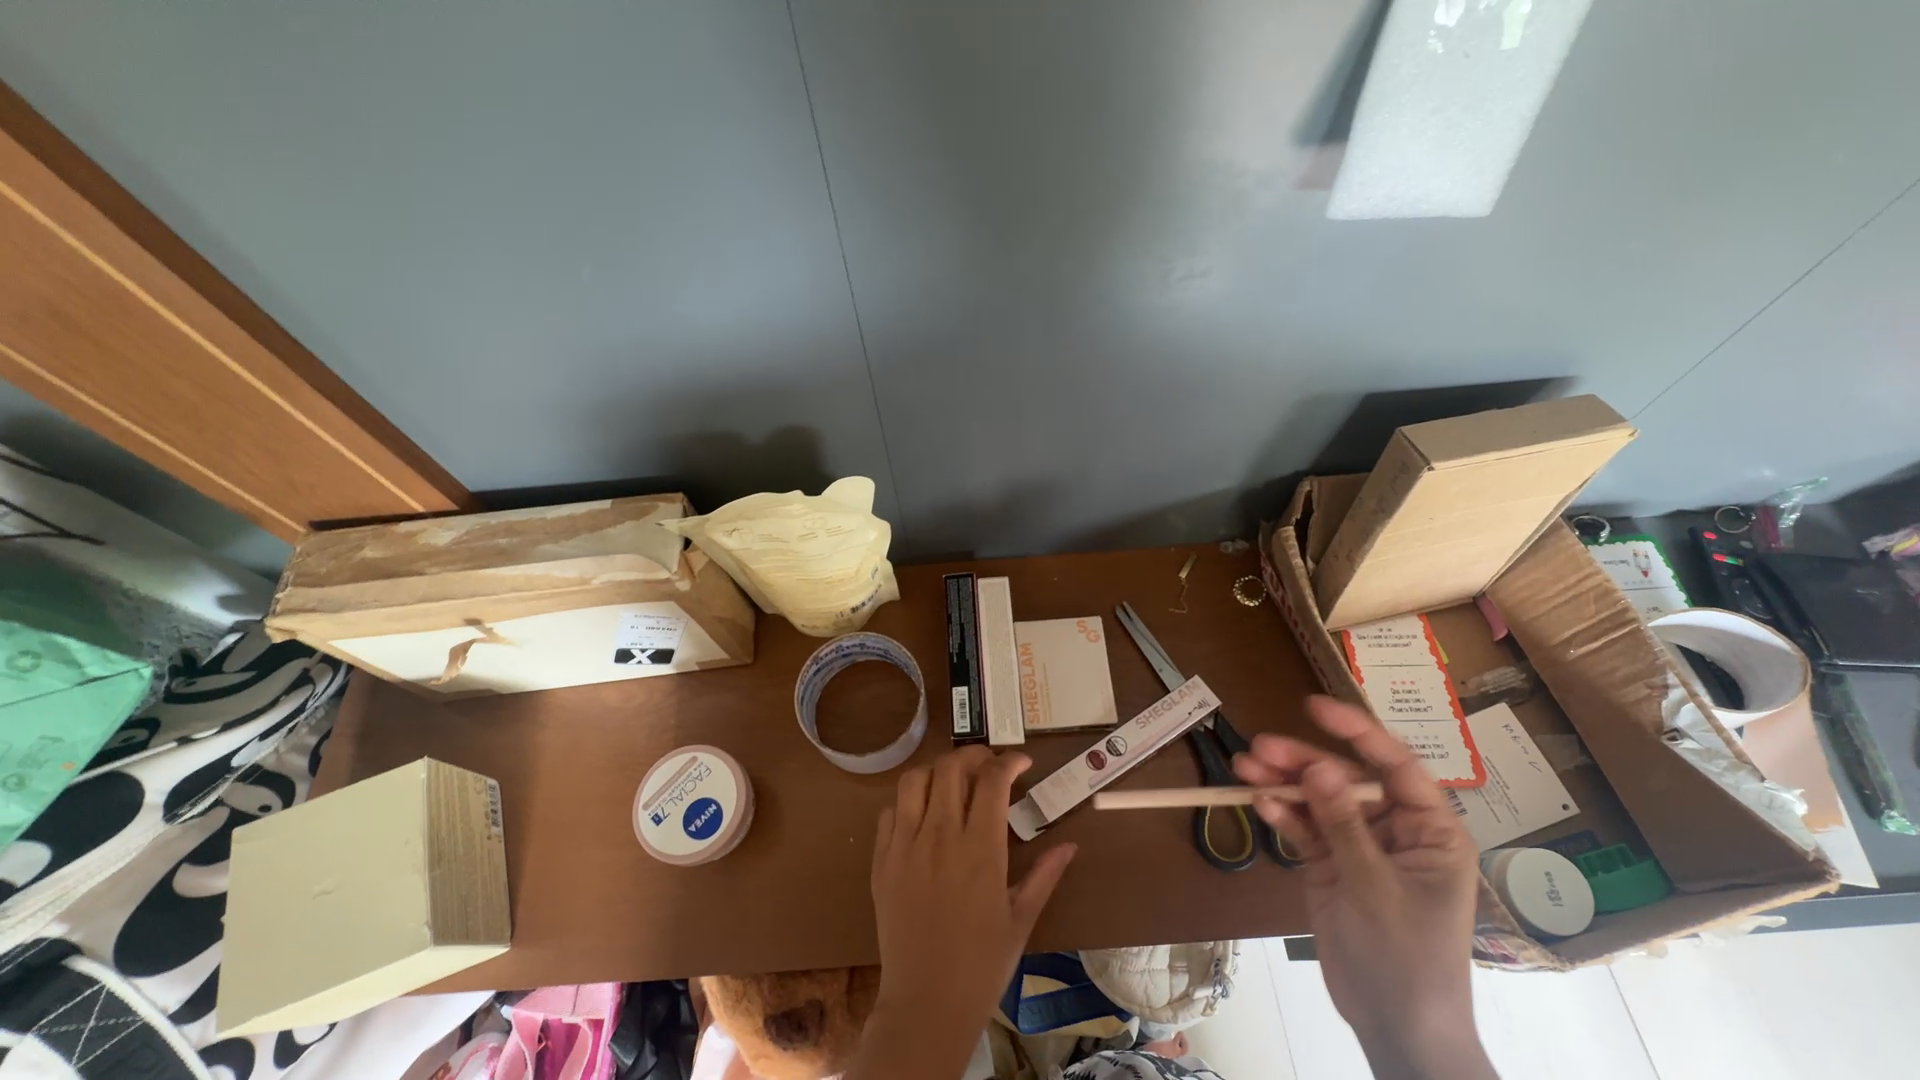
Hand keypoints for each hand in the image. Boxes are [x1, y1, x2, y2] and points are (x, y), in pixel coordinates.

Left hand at [852, 746, 1077, 1079]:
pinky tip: (923, 816)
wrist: (927, 1001)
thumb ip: (1045, 874)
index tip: (1021, 763)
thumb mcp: (1021, 918)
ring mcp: (905, 847)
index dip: (1008, 761)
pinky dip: (908, 802)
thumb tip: (1071, 844)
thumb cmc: (983, 964)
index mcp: (981, 849)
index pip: (992, 780)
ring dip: (936, 771)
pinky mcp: (881, 862)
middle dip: (973, 755)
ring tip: (953, 782)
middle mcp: (940, 837)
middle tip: (989, 765)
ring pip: (914, 780)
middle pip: (950, 768)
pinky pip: (889, 813)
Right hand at [1234, 696, 1492, 1079]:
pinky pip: (1305, 829)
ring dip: (1284, 784)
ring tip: (1244, 767)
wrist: (1396, 1026)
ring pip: (1319, 801)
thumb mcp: (1375, 888)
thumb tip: (1317, 768)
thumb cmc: (1406, 958)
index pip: (1395, 766)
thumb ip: (1344, 826)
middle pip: (1346, 780)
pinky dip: (1282, 815)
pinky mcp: (1331, 867)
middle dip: (1303, 762)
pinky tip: (1258, 802)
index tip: (1314, 708)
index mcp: (1430, 830)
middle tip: (1258, 748)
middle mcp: (1396, 830)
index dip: (1357, 732)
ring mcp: (1360, 848)